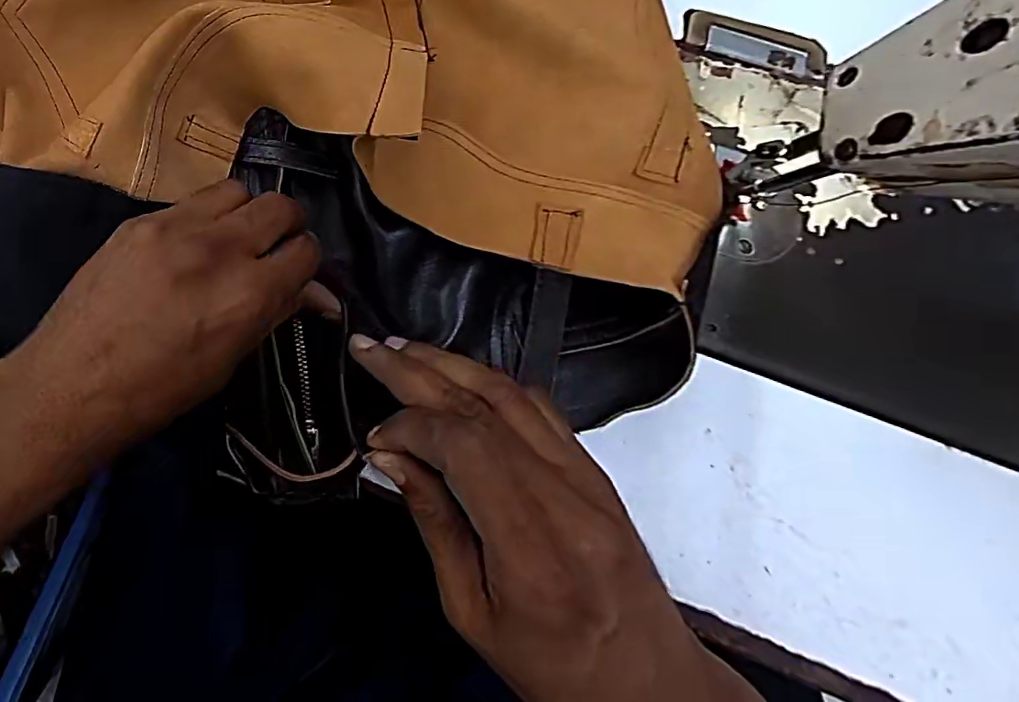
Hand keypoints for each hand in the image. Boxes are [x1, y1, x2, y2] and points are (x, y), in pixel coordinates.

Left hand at [2, 179, 320, 457]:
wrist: (71, 383)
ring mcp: (175, 227)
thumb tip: (320, 295)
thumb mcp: (228, 361)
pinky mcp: (141, 221)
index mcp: (247, 294)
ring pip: (237, 190)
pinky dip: (204, 217)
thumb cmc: (158, 390)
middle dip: (287, 226)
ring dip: (246, 211)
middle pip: (280, 206)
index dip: (307, 261)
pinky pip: (191, 202)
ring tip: (231, 238)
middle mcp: (219, 249)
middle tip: (272, 247)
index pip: (305, 250)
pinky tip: (187, 245)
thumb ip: (274, 314)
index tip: (295, 271)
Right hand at [351, 336, 759, 701]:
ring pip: (508, 392)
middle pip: (479, 405)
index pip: (462, 446)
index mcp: (533, 548)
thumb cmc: (562, 669)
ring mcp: (585, 476)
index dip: (409, 426)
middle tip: (370, 350)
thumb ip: (433, 523)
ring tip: (405, 351)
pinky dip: (490, 380)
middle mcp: (566, 499)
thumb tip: (393, 461)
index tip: (378, 436)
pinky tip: (462, 372)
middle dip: (413, 370)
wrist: (649, 683)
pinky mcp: (592, 467)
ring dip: (449, 363)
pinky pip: (538, 404)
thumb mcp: (472, 612)